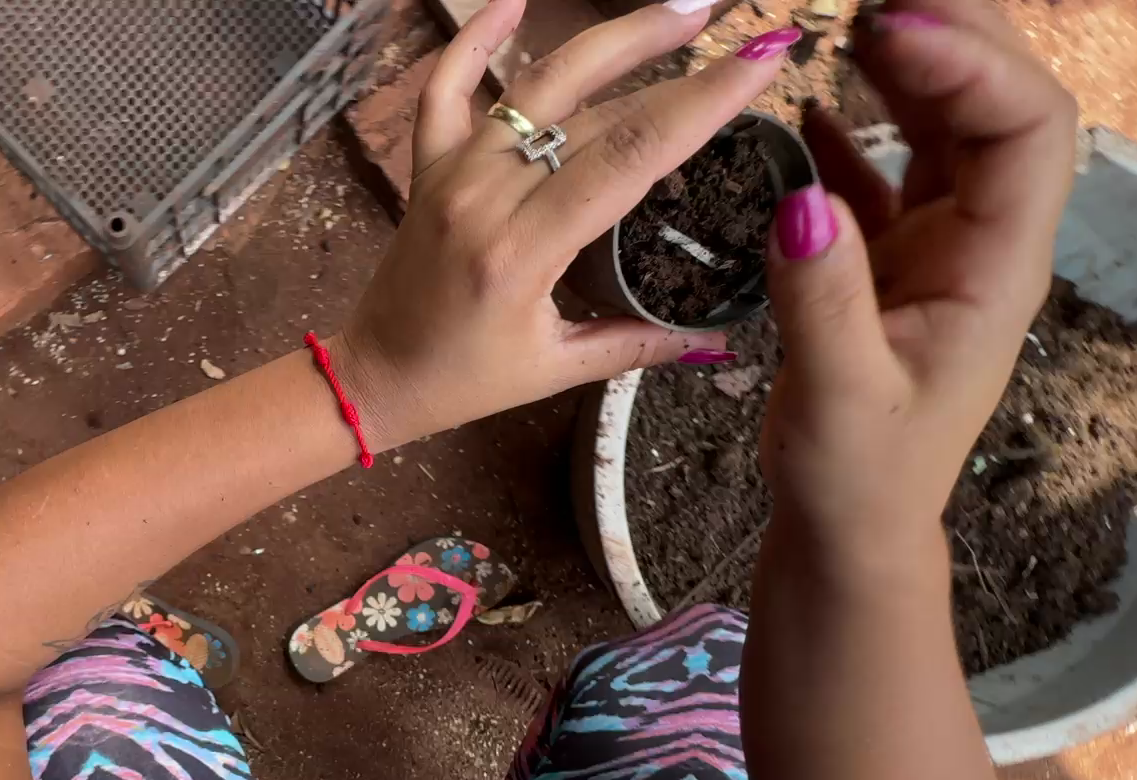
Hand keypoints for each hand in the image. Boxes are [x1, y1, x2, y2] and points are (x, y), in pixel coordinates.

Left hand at [331, 0, 800, 449]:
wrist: (370, 380)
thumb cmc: (455, 383)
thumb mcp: (548, 370)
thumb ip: (630, 344)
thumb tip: (713, 338)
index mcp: (519, 252)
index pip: (627, 155)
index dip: (704, 100)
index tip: (767, 55)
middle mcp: (483, 199)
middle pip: (593, 115)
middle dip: (673, 69)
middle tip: (737, 25)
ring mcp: (448, 179)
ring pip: (534, 88)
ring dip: (606, 42)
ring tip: (677, 9)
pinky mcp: (423, 176)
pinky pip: (442, 94)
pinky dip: (471, 44)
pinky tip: (510, 2)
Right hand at [759, 0, 1077, 556]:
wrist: (848, 518)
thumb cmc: (857, 468)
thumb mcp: (840, 389)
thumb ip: (822, 297)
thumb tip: (796, 197)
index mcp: (994, 267)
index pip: (1016, 133)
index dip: (966, 69)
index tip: (885, 31)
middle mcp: (974, 245)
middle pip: (989, 116)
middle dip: (949, 45)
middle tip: (876, 0)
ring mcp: (924, 258)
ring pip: (932, 145)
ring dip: (900, 83)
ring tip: (850, 31)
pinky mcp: (874, 276)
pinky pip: (870, 192)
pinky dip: (844, 148)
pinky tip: (814, 116)